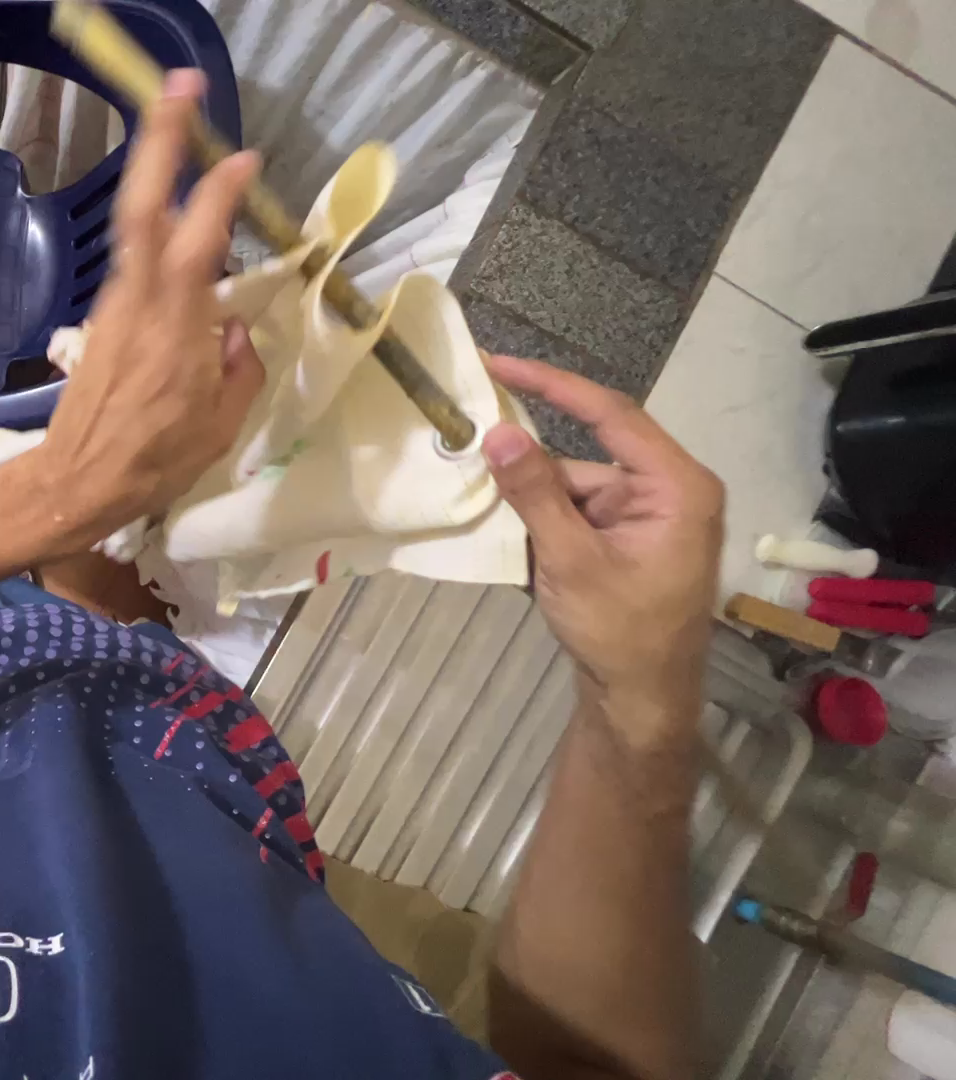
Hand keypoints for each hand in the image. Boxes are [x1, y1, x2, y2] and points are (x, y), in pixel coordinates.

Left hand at [17, 68, 264, 554]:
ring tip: (180, 138)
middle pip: (141, 210)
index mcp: (177, 333)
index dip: (218, 193)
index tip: (244, 158)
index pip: (197, 242)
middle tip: (177, 85)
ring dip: (153, 177)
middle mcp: (138, 308)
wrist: (75, 482)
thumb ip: (241, 370)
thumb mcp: (220, 428)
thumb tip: (239, 330)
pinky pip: (131, 266)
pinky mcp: (99, 324)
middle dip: (158, 141)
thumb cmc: (153, 464)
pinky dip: (151, 231)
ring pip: (131, 231)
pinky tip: (173, 228)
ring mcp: (111, 312)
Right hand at [481, 354, 723, 735]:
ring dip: (527, 503)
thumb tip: (498, 434)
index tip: (498, 364)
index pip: (610, 414)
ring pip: (566, 486)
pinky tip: (513, 544)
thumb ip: (535, 493)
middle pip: (580, 456)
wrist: (638, 691)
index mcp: (674, 485)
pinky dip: (535, 522)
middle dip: (527, 467)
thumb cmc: (618, 627)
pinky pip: (567, 510)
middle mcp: (662, 488)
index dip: (552, 385)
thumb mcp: (569, 558)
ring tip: (490, 524)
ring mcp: (639, 514)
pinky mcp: (618, 535)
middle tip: (467, 459)